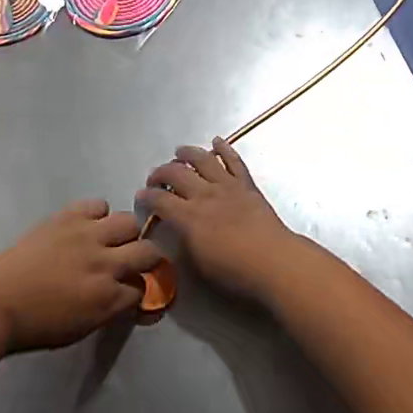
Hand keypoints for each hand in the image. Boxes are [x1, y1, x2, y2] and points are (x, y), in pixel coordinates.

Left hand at [0, 199, 163, 352]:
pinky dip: (99, 215)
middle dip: (147, 258)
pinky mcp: (70, 216)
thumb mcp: (80, 328)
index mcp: (106, 297)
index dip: (141, 289)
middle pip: (147, 250)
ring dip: (126, 233)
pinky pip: (99, 205)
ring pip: (129, 221)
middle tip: (136, 261)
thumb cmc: (34, 325)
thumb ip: (110, 310)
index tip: (136, 290)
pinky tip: (89, 226)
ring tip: (112, 240)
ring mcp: (88, 234)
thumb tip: (132, 300)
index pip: (142, 288)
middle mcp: (104, 262)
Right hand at [138, 139, 303, 300]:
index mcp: (189, 217)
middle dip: (161, 172)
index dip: (147, 196)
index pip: (160, 200)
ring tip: (179, 151)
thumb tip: (175, 228)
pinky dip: (224, 147)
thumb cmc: (233, 270)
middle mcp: (205, 194)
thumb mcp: (197, 263)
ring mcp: (226, 185)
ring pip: (203, 159)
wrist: (271, 259)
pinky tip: (216, 141)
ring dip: (188, 153)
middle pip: (177, 173)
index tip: (141, 195)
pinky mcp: (245, 183)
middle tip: (155, 176)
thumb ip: (183, 240)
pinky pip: (233, 160)